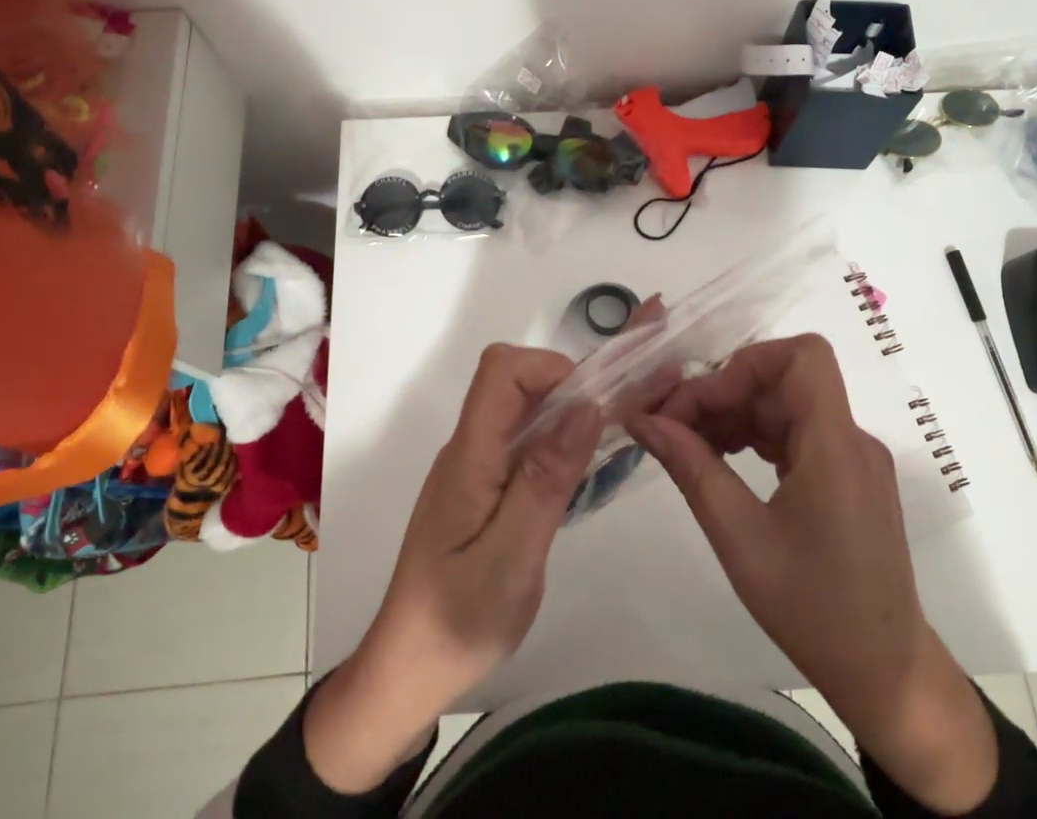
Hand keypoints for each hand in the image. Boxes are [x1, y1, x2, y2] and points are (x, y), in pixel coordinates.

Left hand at [305, 344, 599, 792]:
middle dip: (573, 388)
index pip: (501, 371)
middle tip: (624, 425)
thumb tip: (587, 405)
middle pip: (515, 385)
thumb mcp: (513, 555)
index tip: (600, 405)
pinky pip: (523, 448)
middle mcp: (468, 452)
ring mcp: (474, 472)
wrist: (412, 668)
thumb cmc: (460, 618)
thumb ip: (546, 479)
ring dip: (570, 418)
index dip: (554, 368)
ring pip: (523, 416)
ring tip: (616, 448)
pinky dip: (559, 449)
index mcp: (469, 458)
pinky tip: (588, 478)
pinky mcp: (483, 493)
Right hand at [627, 335, 997, 813]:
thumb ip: (692, 469)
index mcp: (835, 445)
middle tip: (668, 427)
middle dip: (723, 393)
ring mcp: (853, 461)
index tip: (692, 405)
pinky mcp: (848, 481)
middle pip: (785, 381)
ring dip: (735, 416)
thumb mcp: (739, 537)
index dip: (742, 364)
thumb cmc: (811, 606)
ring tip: (685, 446)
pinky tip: (719, 462)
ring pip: (788, 407)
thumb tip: (644, 422)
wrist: (881, 668)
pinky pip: (798, 437)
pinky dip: (755, 439)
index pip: (801, 356)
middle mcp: (851, 440)